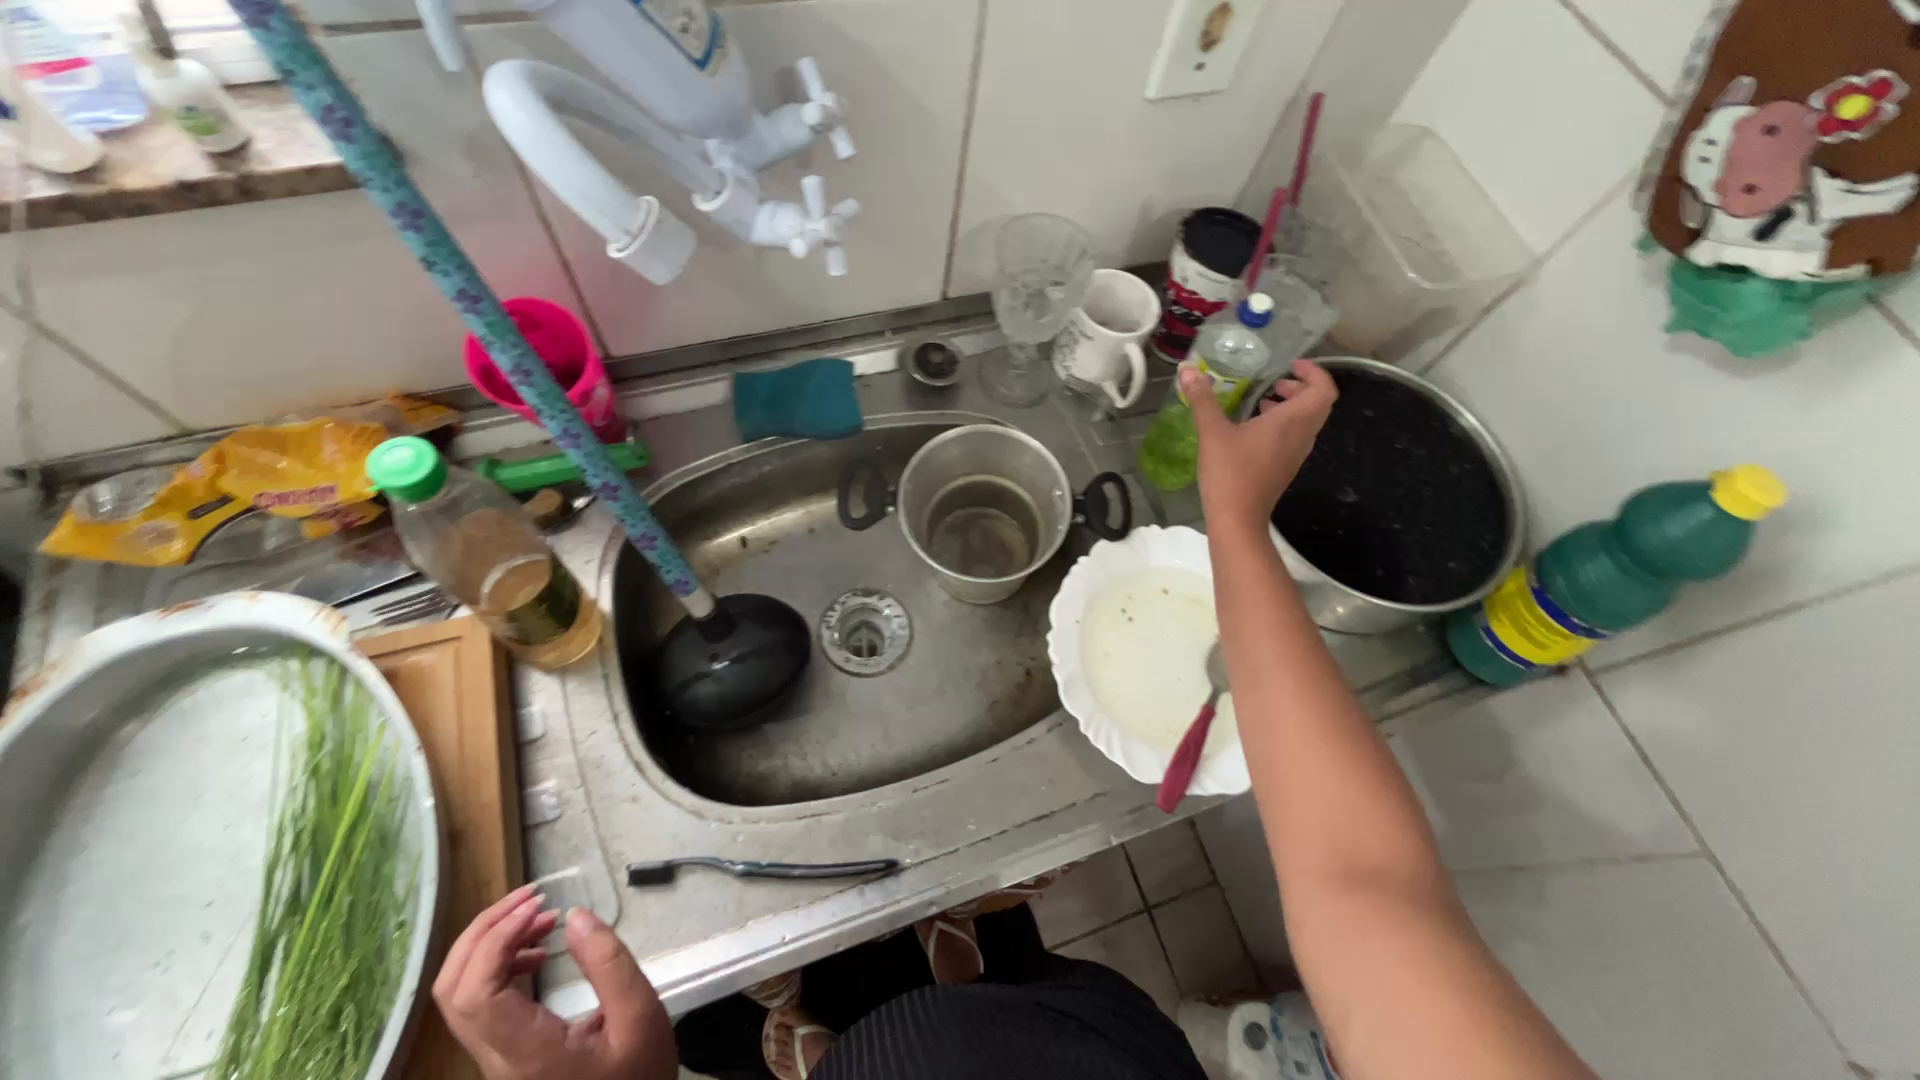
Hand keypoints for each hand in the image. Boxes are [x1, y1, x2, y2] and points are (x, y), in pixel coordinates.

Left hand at [433, 884, 677, 1079]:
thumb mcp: (640, 1015)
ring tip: (542, 916)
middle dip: (484, 932)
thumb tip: (575, 916)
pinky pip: (480, 1004)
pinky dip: (498, 965)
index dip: (495, 941)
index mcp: (527, 1053)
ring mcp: (495, 1060)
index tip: (539, 907)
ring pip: (460, 996)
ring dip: (491, 945)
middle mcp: (496, 1060)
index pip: (475, 995)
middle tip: (532, 897)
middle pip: (452, 991)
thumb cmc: (640, 1075)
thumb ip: (609, 965)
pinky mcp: (503, 1055)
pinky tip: (538, 950)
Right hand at [1182, 358, 1336, 534]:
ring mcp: (1295, 455)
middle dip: (1302, 388)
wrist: (1238, 519)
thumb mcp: (1212, 432)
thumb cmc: (1230, 473)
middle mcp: (1301, 436)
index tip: (1292, 366)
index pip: (1323, 390)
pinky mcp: (1285, 468)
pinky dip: (1283, 424)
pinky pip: (1295, 437)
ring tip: (1263, 401)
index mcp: (1291, 422)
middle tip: (1277, 381)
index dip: (1314, 373)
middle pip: (1318, 404)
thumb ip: (1202, 399)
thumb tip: (1187, 371)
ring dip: (1292, 406)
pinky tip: (1254, 429)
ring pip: (1307, 422)